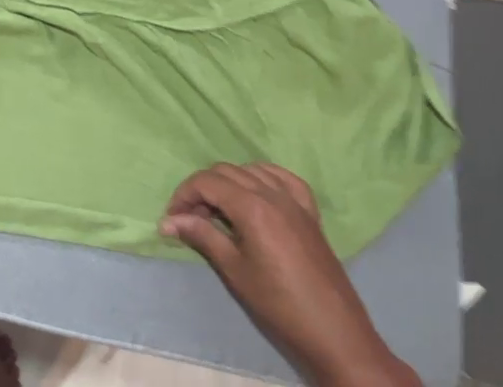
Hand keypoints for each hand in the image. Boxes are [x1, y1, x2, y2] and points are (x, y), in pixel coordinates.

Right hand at [160, 163, 419, 386]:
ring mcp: (295, 201)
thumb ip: (201, 236)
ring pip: (251, 170)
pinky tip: (255, 194)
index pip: (206, 182)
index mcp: (252, 207)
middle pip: (225, 172)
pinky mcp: (310, 213)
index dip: (183, 195)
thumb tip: (168, 220)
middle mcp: (273, 194)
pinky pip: (283, 179)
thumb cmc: (278, 303)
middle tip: (190, 219)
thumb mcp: (233, 270)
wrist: (334, 332)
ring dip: (228, 183)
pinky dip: (262, 178)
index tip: (172, 218)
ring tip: (219, 212)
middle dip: (202, 189)